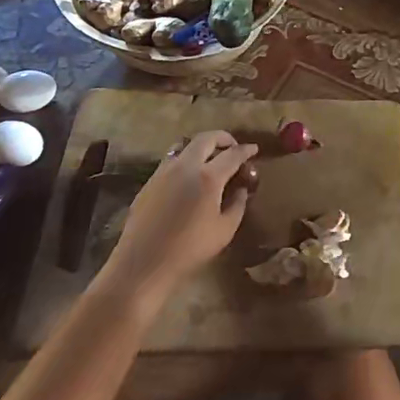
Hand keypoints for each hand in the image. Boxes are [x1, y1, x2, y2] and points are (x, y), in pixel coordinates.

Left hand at [105, 131, 258, 293]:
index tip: (254, 149)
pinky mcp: (149, 181)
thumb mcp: (225, 230)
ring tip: (210, 157)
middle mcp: (185, 166)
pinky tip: (188, 175)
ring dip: (201, 146)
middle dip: (223, 138)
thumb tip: (241, 188)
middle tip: (233, 146)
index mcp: (208, 177)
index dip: (246, 150)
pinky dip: (185, 159)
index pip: (232, 154)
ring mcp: (164, 171)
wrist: (145, 261)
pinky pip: (170, 160)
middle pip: (206, 138)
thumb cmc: (190, 249)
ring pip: (184, 146)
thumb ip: (237, 204)